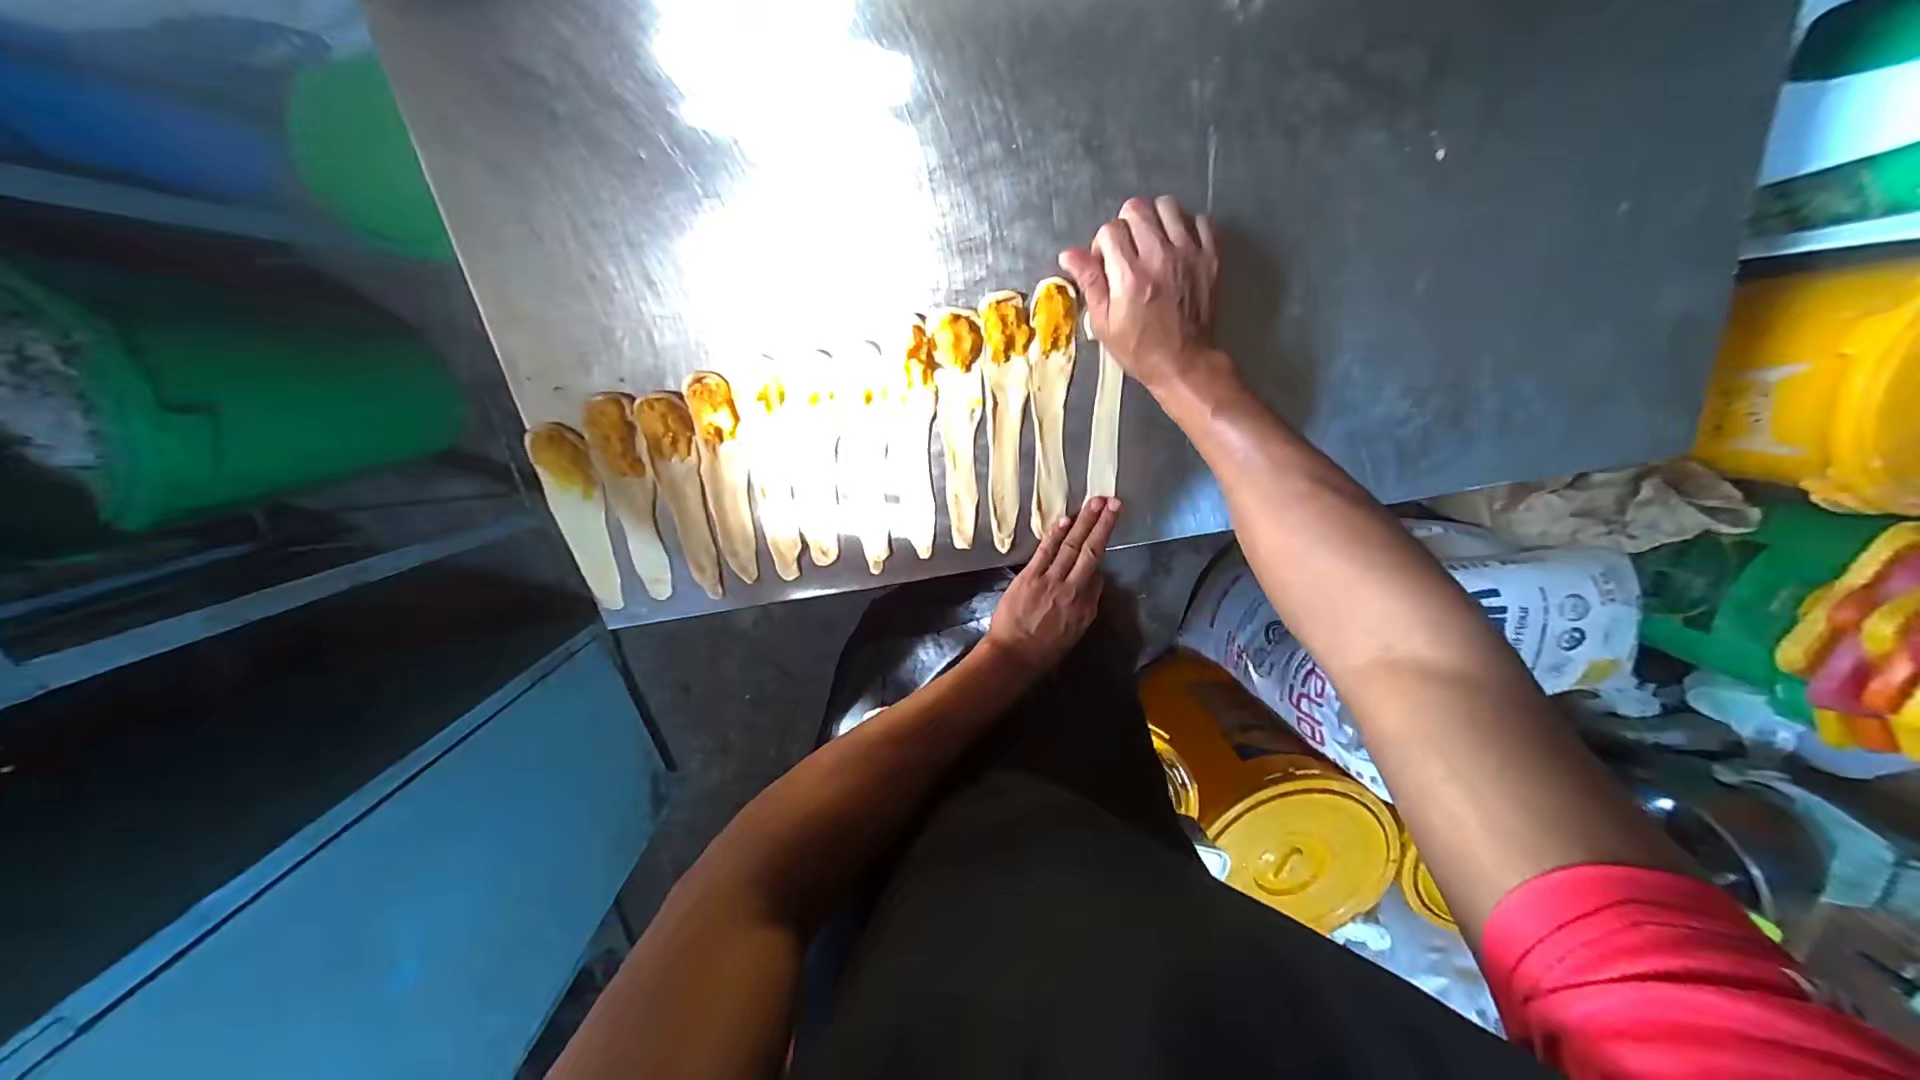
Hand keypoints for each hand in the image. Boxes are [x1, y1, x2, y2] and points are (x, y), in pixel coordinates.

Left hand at [983, 497, 1122, 674]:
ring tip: (1096, 501)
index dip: (1101, 552)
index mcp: (1086, 607)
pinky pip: (1046, 552)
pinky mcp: (1030, 578)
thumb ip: (1086, 605)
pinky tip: (1067, 519)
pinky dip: (1056, 534)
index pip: (1098, 574)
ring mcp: (1051, 582)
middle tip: (1115, 503)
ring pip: (1072, 546)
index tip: (1107, 526)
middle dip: (1104, 525)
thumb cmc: (1043, 649)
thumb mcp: (1075, 632)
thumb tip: (1093, 581)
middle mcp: (1073, 590)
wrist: (1013, 656)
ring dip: (1085, 521)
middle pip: (1092, 552)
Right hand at [1058, 195, 1226, 394]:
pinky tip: (1175, 246)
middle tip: (1126, 251)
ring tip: (1150, 243)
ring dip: (1153, 219)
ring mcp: (1189, 253)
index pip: (1109, 230)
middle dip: (1125, 226)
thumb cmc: (1139, 349)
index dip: (1102, 245)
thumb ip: (1089, 282)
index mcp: (1130, 276)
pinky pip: (1198, 220)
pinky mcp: (1211, 256)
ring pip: (1167, 205)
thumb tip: (1069, 254)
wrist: (1184, 363)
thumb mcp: (1103, 323)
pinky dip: (1184, 226)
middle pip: (1137, 209)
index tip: (1105, 265)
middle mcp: (1160, 257)